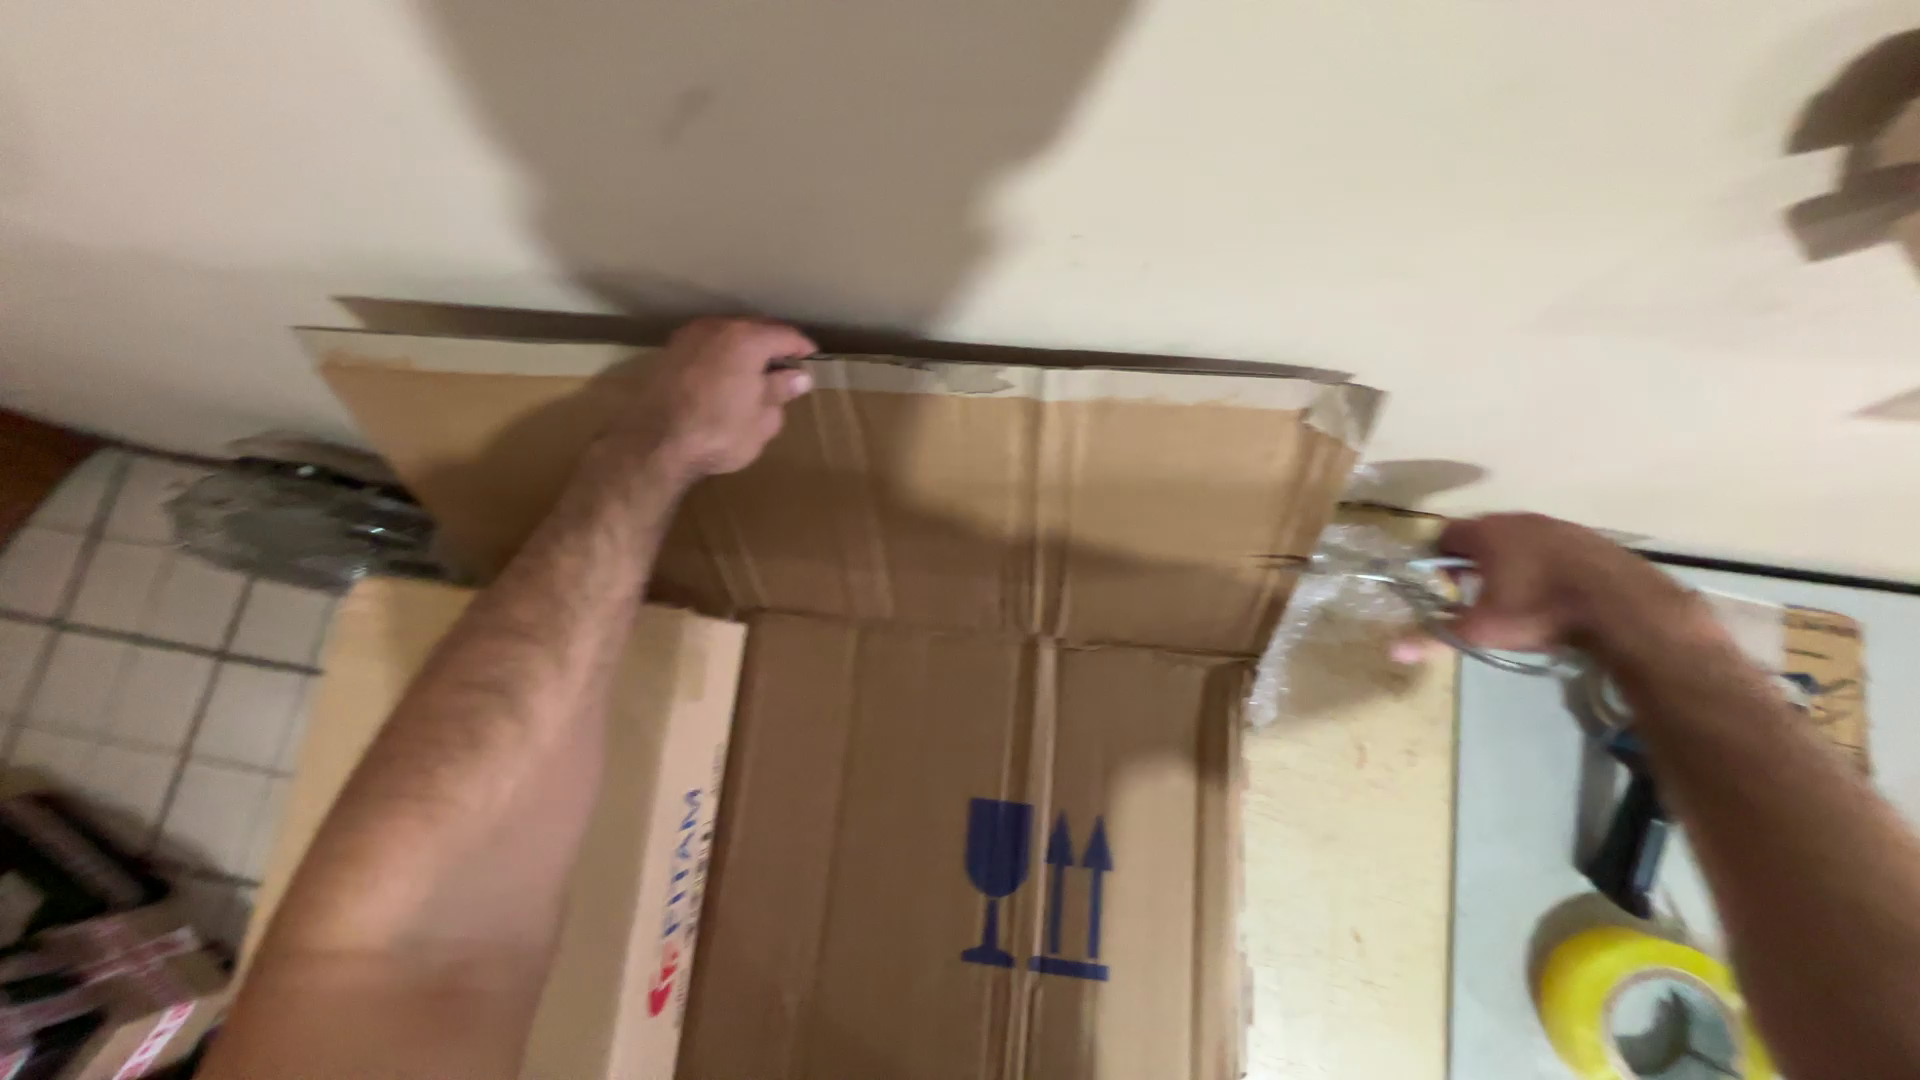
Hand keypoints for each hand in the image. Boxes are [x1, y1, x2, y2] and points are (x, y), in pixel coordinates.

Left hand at [601, 317, 816, 481]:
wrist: (655, 445)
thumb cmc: (718, 434)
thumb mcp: (763, 420)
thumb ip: (780, 392)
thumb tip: (797, 377)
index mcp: (747, 340)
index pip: (785, 335)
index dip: (802, 349)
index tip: (812, 361)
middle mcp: (717, 328)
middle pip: (755, 329)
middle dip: (774, 346)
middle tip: (788, 368)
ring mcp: (689, 337)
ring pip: (728, 335)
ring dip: (746, 350)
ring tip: (758, 374)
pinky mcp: (670, 353)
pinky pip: (708, 346)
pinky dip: (723, 357)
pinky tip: (728, 378)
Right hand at [1433, 513, 1705, 655]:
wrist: (1628, 608)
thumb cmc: (1541, 611)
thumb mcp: (1483, 630)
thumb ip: (1436, 637)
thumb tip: (1392, 652)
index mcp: (1487, 534)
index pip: (1445, 535)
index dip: (1438, 561)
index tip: (1446, 588)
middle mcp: (1520, 520)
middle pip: (1482, 534)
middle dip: (1474, 562)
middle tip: (1479, 595)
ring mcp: (1559, 526)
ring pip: (1520, 540)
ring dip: (1513, 561)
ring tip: (1519, 596)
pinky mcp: (1593, 539)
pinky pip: (1555, 547)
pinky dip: (1548, 565)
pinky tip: (1557, 593)